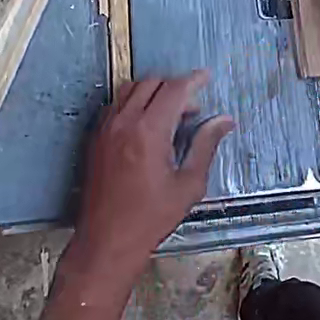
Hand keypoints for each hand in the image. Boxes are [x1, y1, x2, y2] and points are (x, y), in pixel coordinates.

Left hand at [75, 71, 233, 262]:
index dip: (194, 80)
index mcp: (149, 132)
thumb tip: (223, 121)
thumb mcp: (189, 183)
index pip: (174, 90)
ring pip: (130, 90)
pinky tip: (147, 126)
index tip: (206, 78)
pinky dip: (134, 104)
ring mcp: (105, 130)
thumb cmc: (150, 218)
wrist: (107, 241)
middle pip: (151, 83)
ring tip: (170, 115)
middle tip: (193, 108)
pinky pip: (116, 106)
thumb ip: (206, 145)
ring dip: (153, 93)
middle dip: (175, 87)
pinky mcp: (95, 139)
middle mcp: (124, 123)